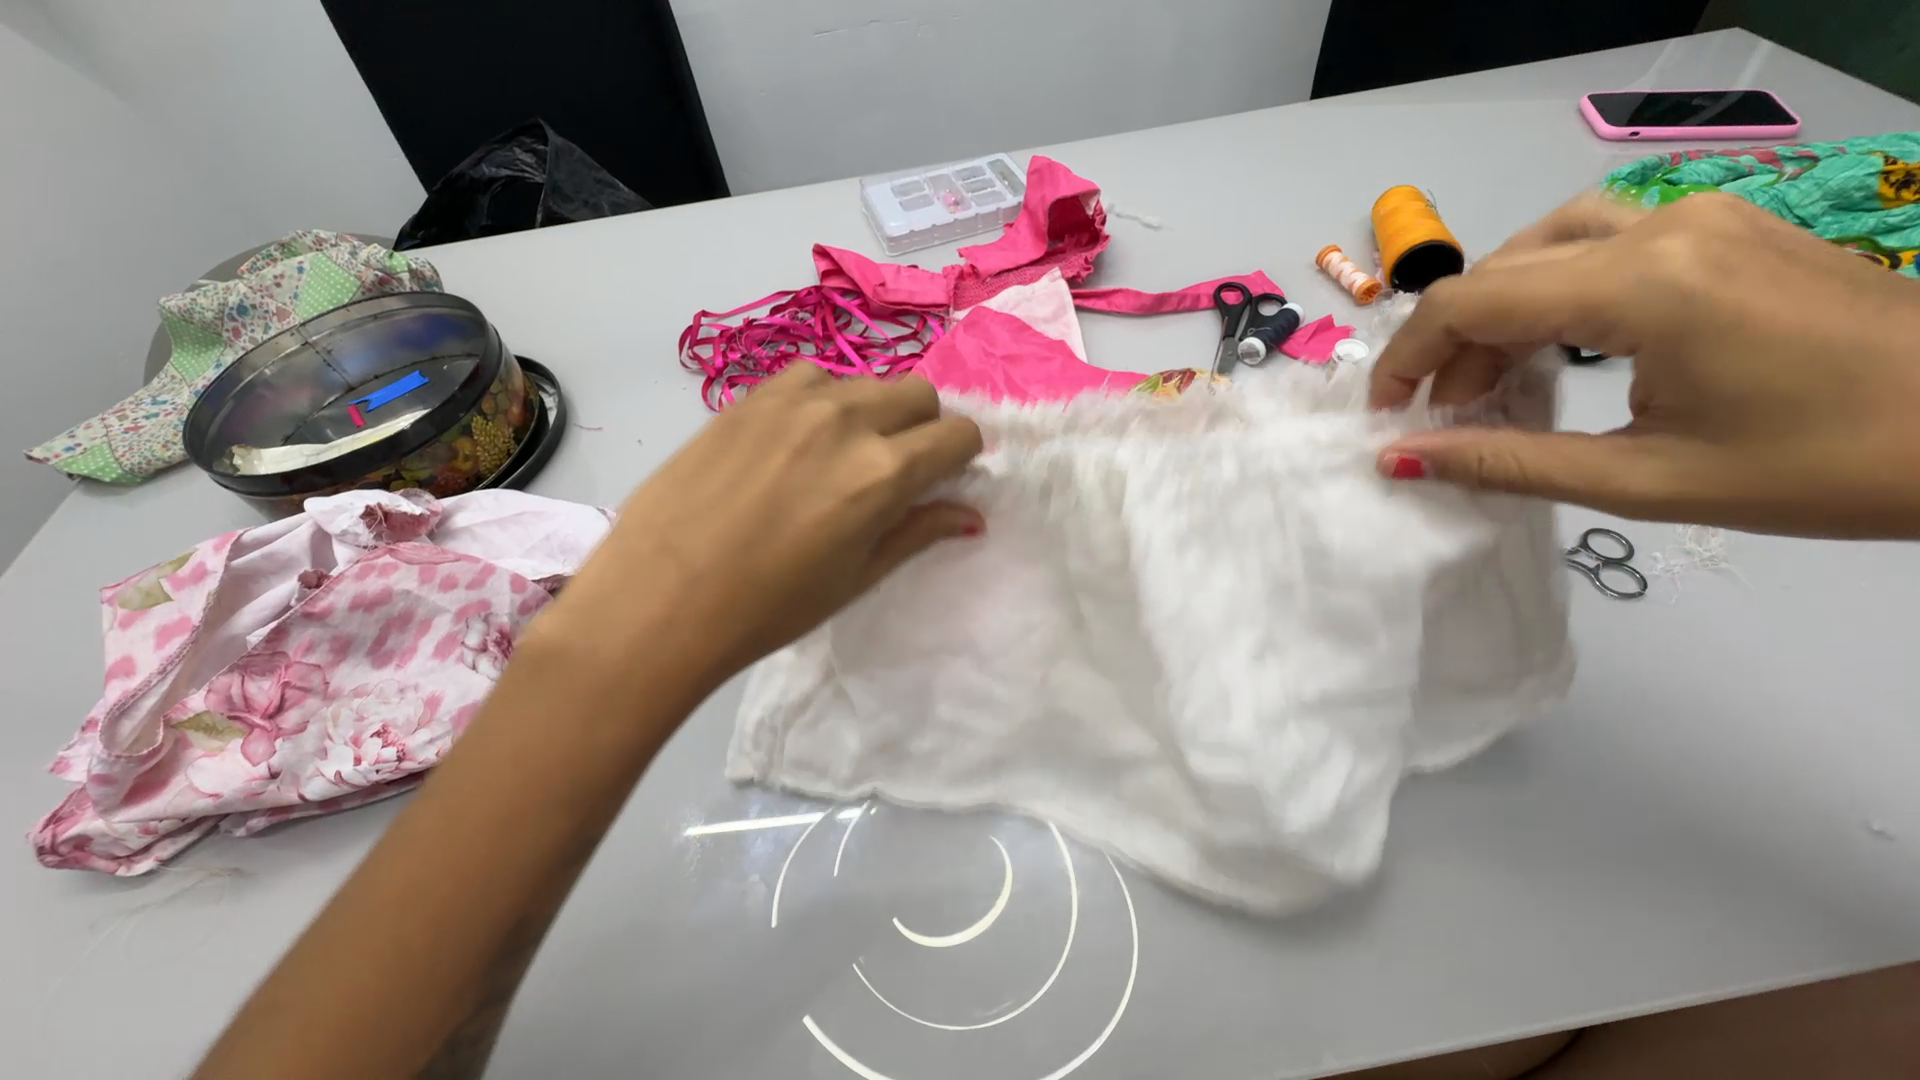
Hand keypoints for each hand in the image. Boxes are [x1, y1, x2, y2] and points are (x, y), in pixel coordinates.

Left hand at [533, 366, 983, 688]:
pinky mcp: (749, 395)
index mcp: (883, 472)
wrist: (660, 597)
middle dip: (922, 427)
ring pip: (864, 382)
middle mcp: (847, 420)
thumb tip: (970, 516)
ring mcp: (794, 401)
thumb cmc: (768, 607)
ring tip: (840, 455)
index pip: (957, 434)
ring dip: (872, 411)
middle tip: (896, 468)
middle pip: (918, 393)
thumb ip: (918, 533)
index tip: (944, 478)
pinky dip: (822, 400)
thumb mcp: (856, 577)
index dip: (961, 457)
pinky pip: (811, 377)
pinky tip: (796, 439)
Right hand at [1370, 192, 1919, 537]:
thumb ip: (1506, 462)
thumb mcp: (1645, 480)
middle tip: (1446, 418)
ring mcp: (1699, 217)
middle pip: (1500, 271)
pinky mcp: (1724, 227)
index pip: (1468, 301)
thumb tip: (1399, 460)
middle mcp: (1660, 227)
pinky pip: (1598, 244)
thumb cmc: (1823, 466)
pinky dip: (1551, 294)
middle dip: (1450, 347)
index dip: (1406, 359)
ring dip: (1497, 315)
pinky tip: (1559, 345)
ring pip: (1543, 248)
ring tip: (1496, 383)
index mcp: (1641, 284)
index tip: (1387, 415)